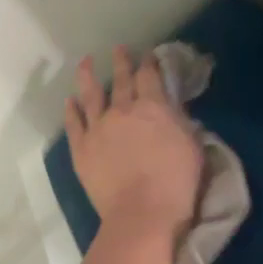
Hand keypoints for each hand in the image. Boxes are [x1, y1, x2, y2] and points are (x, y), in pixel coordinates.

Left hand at [64, 46, 204, 242]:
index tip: (147, 55)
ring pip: (91, 94)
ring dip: (88, 76)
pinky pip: (74, 123)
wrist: (141, 214)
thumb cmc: (175, 183)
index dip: (148, 63)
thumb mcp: (192, 147)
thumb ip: (180, 122)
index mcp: (153, 107)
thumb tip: (172, 108)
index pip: (149, 76)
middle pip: (120, 80)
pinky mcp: (81, 148)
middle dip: (121, 62)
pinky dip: (72, 110)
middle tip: (119, 49)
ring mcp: (98, 128)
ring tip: (86, 62)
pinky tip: (70, 101)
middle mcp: (122, 110)